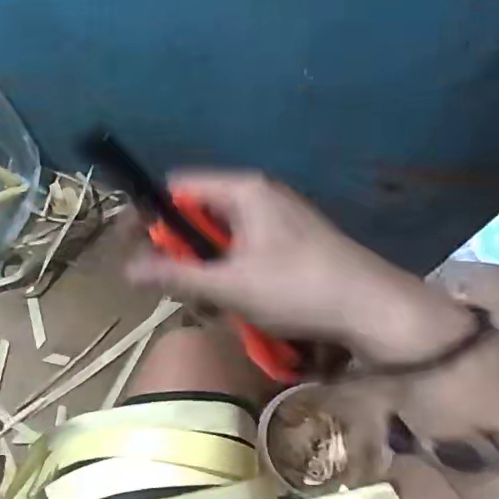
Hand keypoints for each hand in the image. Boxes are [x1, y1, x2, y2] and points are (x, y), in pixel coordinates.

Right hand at [124, 171, 474, 363]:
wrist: (373, 311)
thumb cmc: (297, 289)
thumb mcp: (227, 286)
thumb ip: (173, 275)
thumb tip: (125, 269)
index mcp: (244, 191)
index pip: (177, 187)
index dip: (148, 214)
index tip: (130, 246)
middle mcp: (258, 196)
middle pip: (195, 214)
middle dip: (179, 252)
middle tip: (177, 287)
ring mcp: (275, 219)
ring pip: (216, 239)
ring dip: (203, 271)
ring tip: (213, 304)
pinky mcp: (287, 243)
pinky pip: (239, 252)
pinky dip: (227, 276)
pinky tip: (237, 304)